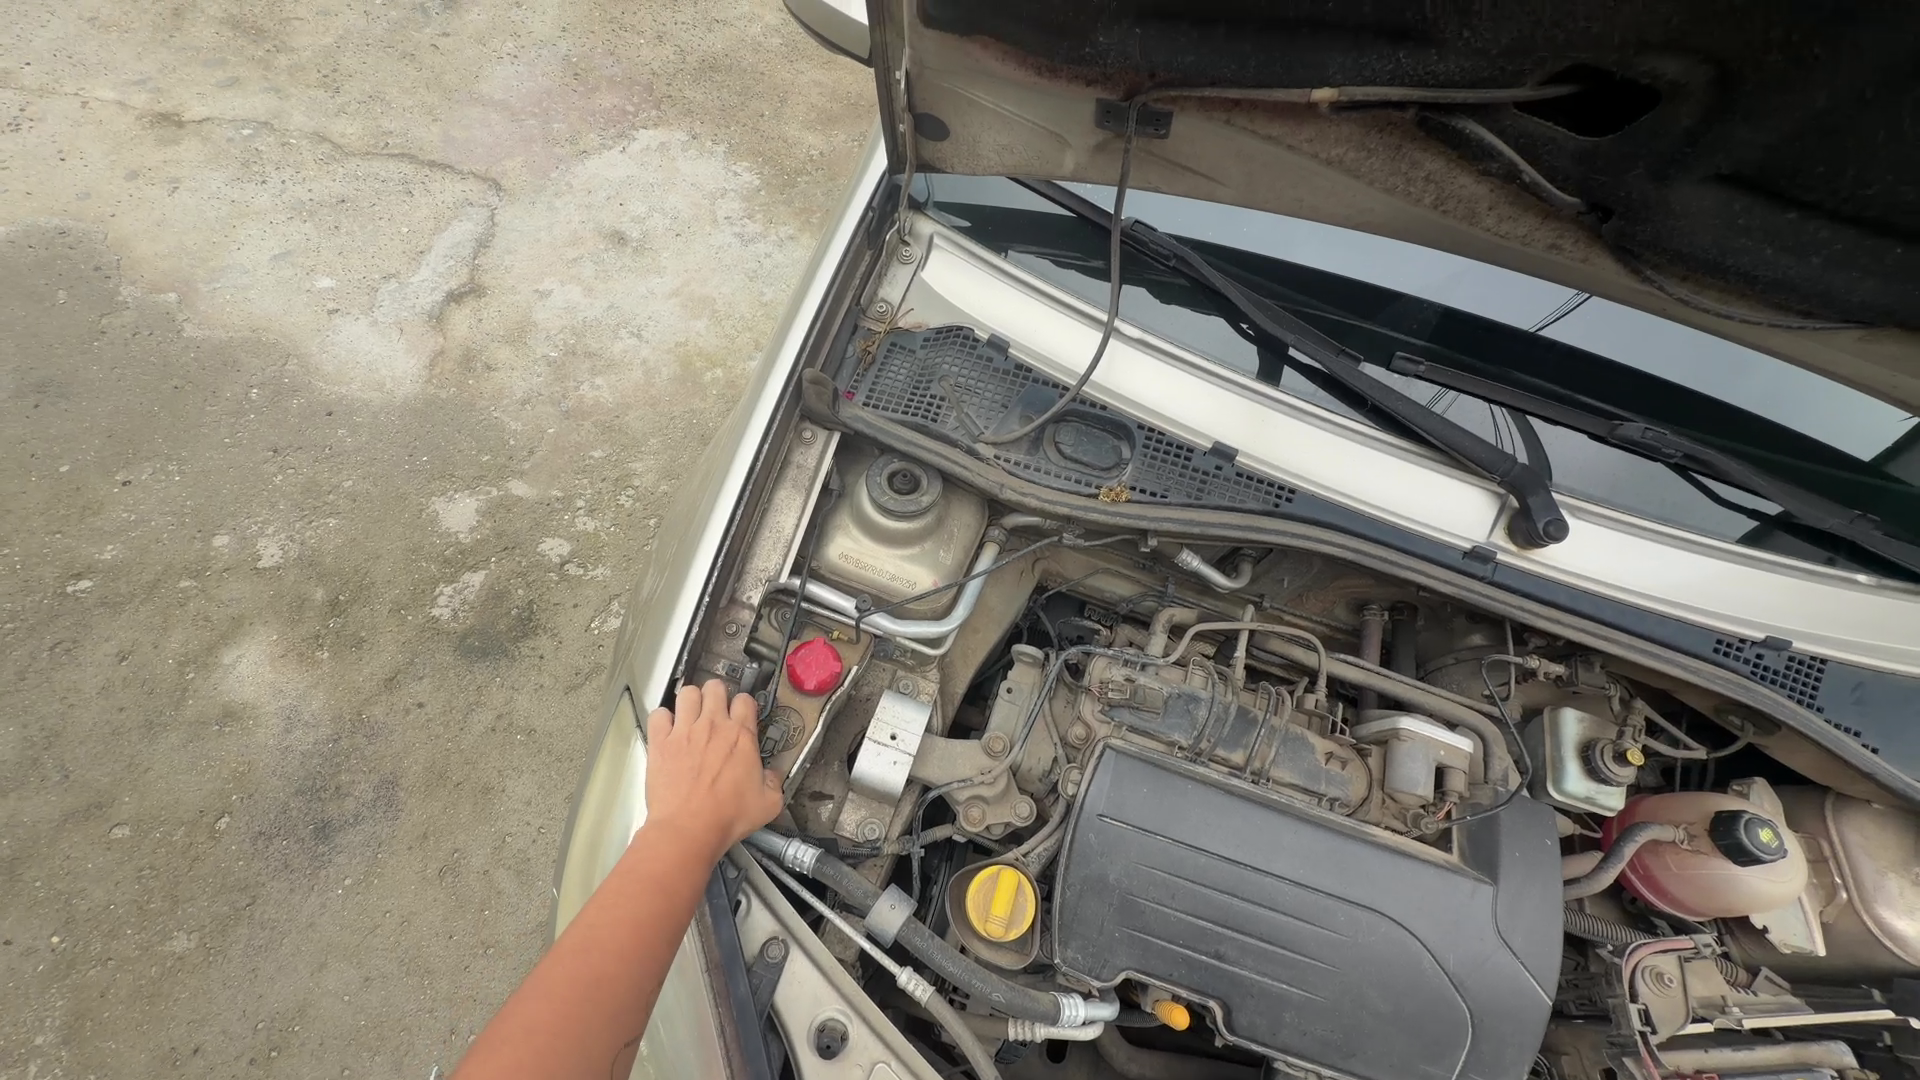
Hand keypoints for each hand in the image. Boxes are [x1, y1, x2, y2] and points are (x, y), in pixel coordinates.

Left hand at [643, 680, 782, 862]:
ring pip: (687, 693)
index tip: (741, 714)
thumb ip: (775, 782)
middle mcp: (713, 726)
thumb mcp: (768, 803)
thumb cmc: (725, 817)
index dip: (744, 704)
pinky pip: (658, 714)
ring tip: (690, 713)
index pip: (745, 700)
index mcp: (741, 736)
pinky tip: (667, 729)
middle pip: (715, 687)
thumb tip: (773, 776)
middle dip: (716, 694)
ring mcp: (685, 731)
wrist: (688, 830)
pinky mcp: (661, 743)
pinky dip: (662, 718)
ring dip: (690, 700)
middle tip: (715, 708)